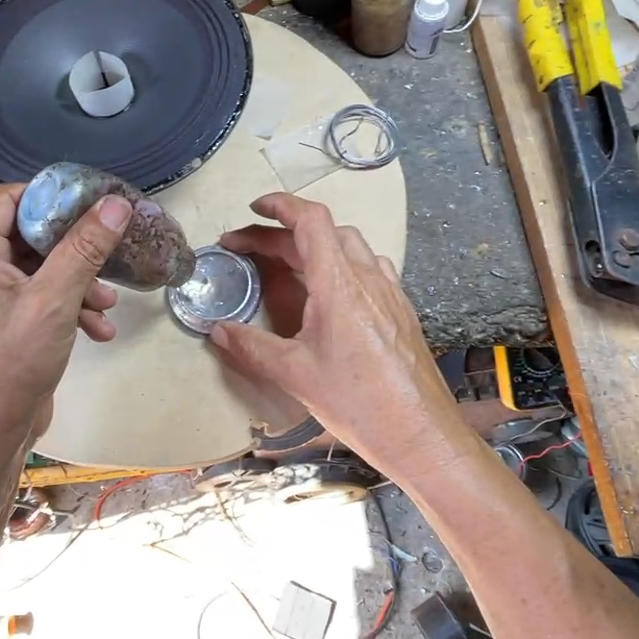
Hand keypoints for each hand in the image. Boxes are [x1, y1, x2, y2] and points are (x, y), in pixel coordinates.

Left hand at [0, 183, 132, 435]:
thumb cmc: (10, 364)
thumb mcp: (54, 301)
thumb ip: (85, 248)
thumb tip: (116, 204)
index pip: (10, 198)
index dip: (52, 198)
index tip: (94, 206)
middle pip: (29, 234)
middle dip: (74, 249)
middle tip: (109, 254)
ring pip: (39, 268)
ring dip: (77, 282)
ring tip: (107, 304)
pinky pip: (35, 296)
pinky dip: (66, 306)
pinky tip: (98, 329)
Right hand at [209, 193, 470, 478]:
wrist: (420, 433)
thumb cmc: (360, 403)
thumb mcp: (296, 375)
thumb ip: (252, 347)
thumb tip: (218, 331)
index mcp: (339, 284)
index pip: (311, 220)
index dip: (280, 205)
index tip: (253, 207)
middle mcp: (368, 277)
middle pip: (323, 232)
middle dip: (281, 233)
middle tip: (247, 250)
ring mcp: (389, 291)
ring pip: (350, 245)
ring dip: (314, 244)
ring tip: (285, 263)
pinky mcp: (400, 309)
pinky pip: (369, 267)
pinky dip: (341, 263)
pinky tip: (329, 290)